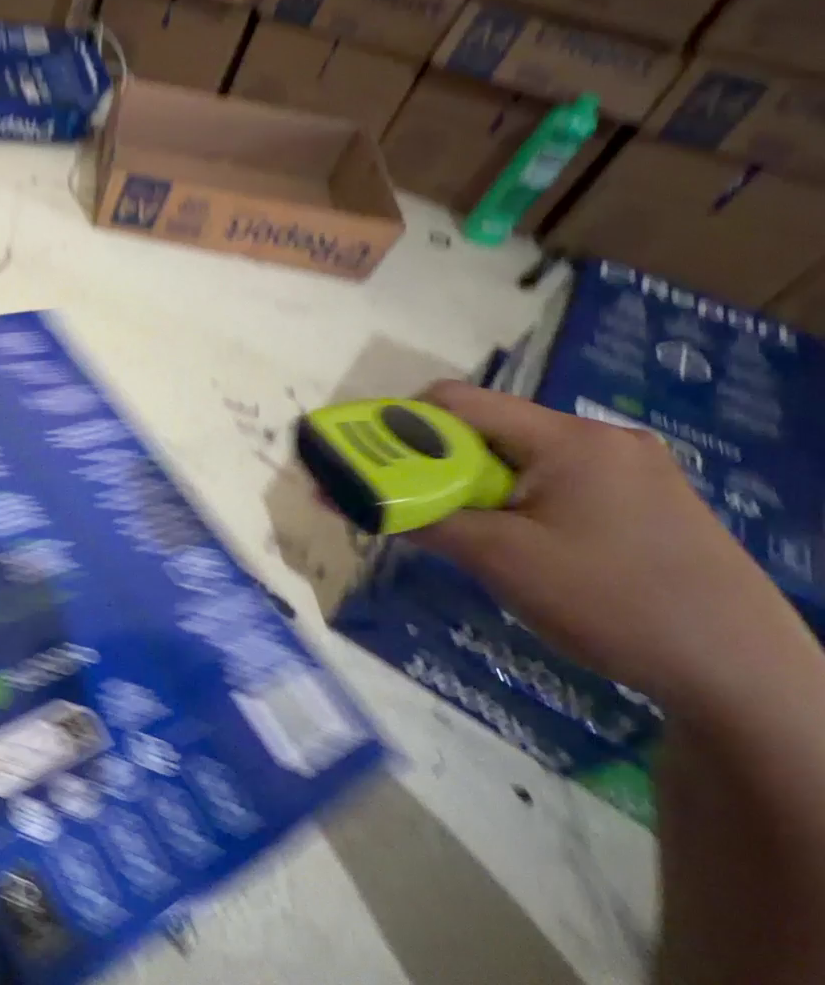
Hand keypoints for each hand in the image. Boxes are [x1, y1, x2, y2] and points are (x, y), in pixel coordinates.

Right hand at [406, 381, 817, 718]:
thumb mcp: (496, 558)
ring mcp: (630, 471)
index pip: (456, 402)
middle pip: (487, 432)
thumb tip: (335, 495)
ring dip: (473, 491)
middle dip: (433, 466)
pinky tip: (515, 551)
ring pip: (518, 462)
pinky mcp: (644, 504)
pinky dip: (511, 507)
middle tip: (405, 509)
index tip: (366, 466)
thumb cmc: (608, 601)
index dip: (397, 426)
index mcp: (569, 438)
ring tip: (462, 539)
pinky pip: (552, 486)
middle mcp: (601, 439)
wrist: (739, 672)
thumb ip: (415, 518)